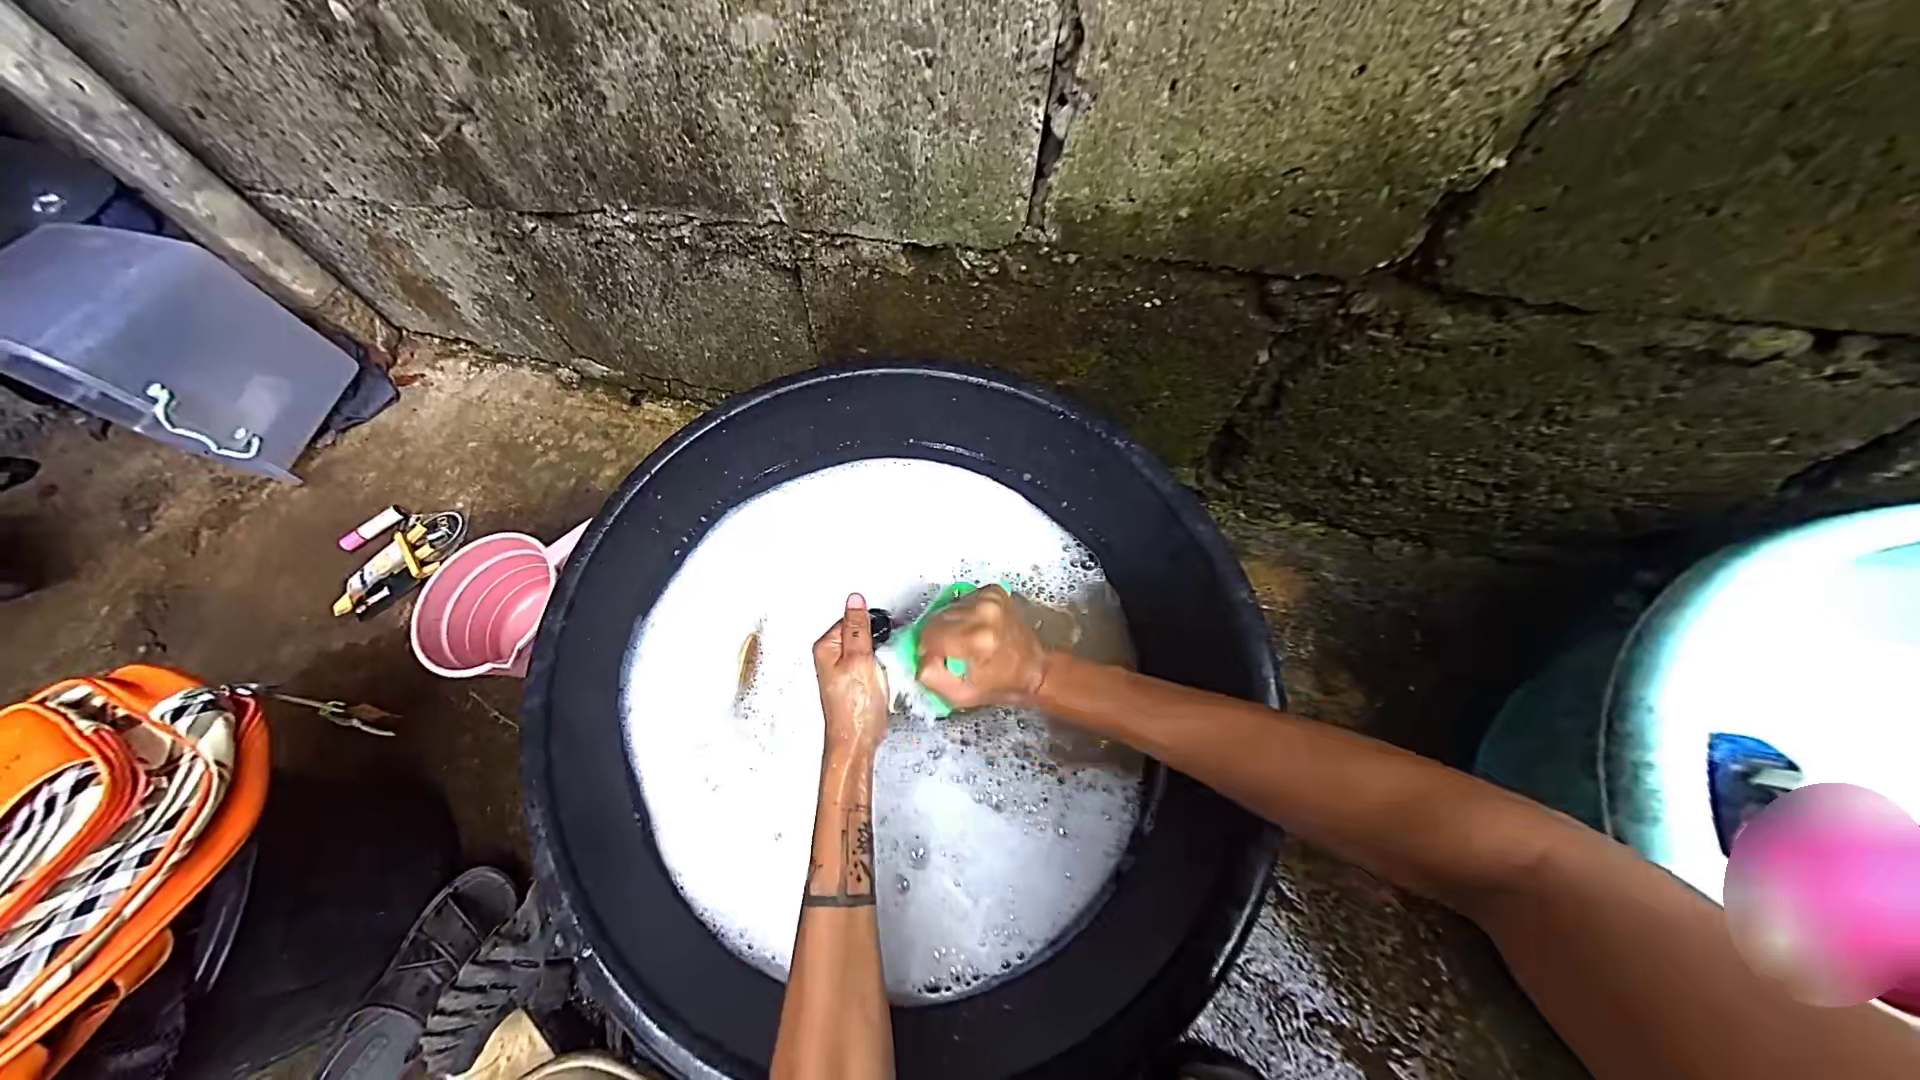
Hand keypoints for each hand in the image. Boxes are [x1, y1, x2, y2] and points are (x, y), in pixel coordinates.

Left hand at [813, 593, 888, 762]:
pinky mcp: (855, 681)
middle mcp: (830, 657)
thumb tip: (855, 600)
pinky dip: (881, 666)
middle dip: (876, 639)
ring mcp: (843, 670)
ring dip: (881, 654)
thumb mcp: (860, 659)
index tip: (882, 636)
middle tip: (883, 655)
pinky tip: (885, 677)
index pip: (851, 618)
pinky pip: (872, 663)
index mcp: (826, 647)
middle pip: (859, 632)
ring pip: (868, 648)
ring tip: (884, 668)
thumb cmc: (855, 707)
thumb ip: (858, 629)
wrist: (858, 739)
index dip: (872, 625)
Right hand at [915, 585, 1051, 708]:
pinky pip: (961, 601)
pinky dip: (962, 614)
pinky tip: (974, 628)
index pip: (929, 637)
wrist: (1036, 668)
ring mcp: (989, 599)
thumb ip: (931, 677)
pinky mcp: (993, 591)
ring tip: (967, 641)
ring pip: (946, 609)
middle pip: (935, 620)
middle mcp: (984, 614)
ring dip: (949, 625)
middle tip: (952, 653)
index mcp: (976, 641)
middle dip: (937, 638)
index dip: (928, 652)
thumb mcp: (962, 695)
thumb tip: (919, 658)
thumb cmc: (1004, 683)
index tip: (937, 660)